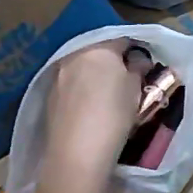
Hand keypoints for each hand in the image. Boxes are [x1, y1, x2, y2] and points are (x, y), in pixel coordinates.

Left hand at [43, 41, 149, 192]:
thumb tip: (136, 61)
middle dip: (112, 61)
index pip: (121, 38)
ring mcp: (57, 75)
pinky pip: (70, 84)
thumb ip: (137, 69)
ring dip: (94, 75)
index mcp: (98, 48)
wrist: (76, 154)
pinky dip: (81, 89)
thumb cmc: (113, 116)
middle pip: (98, 51)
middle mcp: (73, 55)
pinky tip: (89, 108)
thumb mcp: (136, 90)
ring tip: (107, 95)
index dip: (135, 50)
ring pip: (81, 67)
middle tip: (127, 80)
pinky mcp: (48, 96)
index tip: (144, 66)